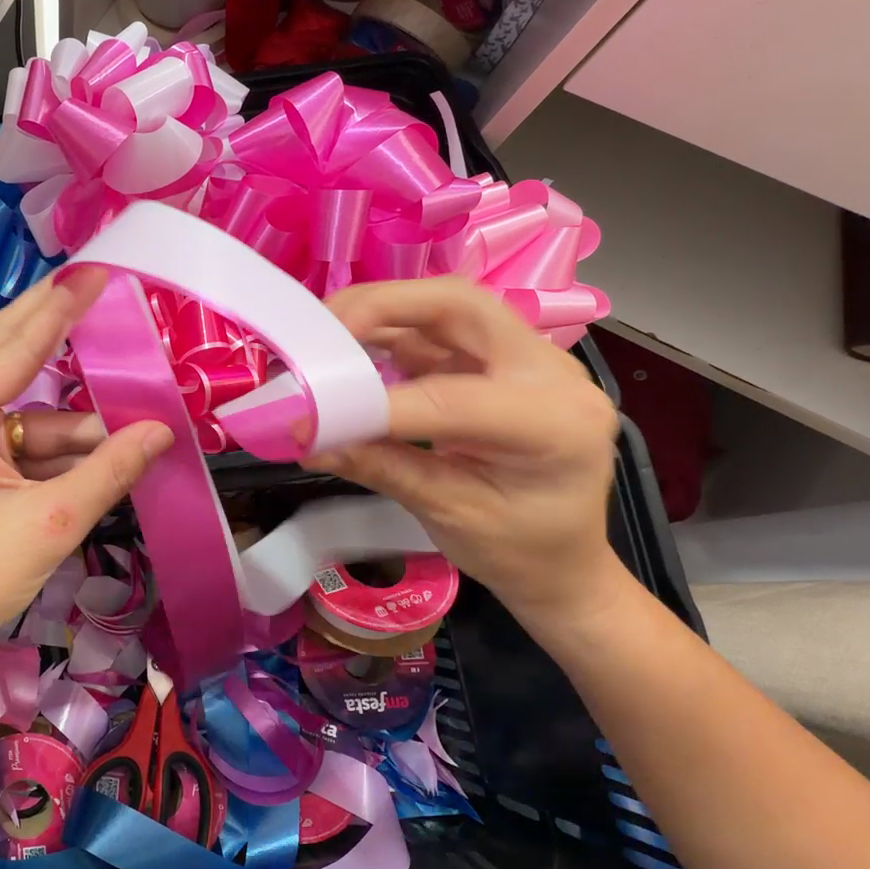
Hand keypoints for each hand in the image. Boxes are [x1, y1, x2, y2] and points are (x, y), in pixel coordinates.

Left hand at [0, 271, 175, 679]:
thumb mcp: (52, 522)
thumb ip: (110, 471)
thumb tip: (163, 430)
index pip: (14, 348)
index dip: (59, 309)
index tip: (93, 271)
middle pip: (7, 355)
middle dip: (52, 325)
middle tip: (93, 283)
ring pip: (25, 408)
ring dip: (75, 418)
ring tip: (131, 416)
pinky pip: (22, 440)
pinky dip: (60, 446)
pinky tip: (104, 452)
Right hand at [308, 279, 626, 621]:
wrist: (563, 562)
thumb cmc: (520, 549)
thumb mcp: (449, 515)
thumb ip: (381, 467)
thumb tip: (306, 439)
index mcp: (555, 423)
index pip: (452, 397)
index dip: (374, 403)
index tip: (306, 418)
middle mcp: (549, 373)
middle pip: (459, 305)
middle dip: (380, 307)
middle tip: (317, 330)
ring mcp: (524, 359)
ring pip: (445, 306)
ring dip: (378, 312)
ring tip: (321, 334)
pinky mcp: (494, 360)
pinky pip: (436, 329)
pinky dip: (385, 333)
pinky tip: (346, 351)